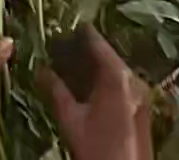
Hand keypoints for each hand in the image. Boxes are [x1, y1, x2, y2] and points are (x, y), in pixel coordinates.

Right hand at [42, 27, 152, 159]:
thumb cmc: (99, 151)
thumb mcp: (71, 121)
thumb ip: (55, 90)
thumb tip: (38, 69)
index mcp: (117, 74)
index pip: (94, 38)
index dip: (73, 32)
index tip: (55, 31)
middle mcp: (132, 77)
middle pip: (102, 52)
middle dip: (78, 51)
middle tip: (55, 53)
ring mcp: (139, 92)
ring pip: (110, 67)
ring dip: (88, 67)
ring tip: (64, 70)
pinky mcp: (140, 107)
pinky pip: (118, 82)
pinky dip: (100, 80)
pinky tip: (83, 89)